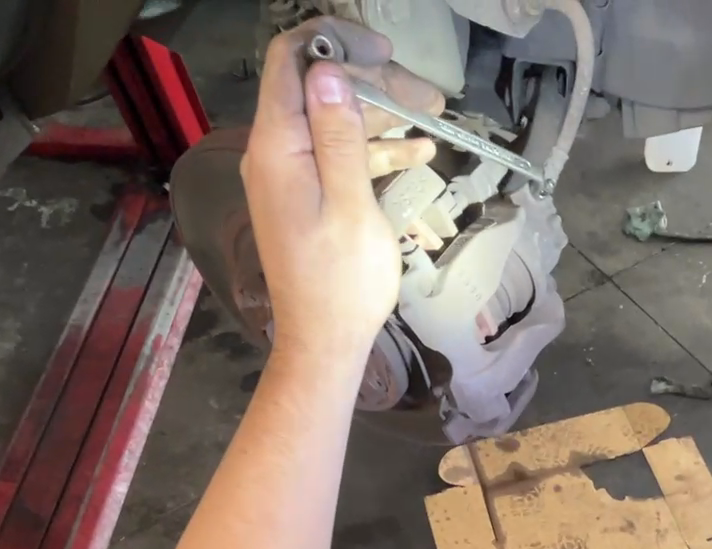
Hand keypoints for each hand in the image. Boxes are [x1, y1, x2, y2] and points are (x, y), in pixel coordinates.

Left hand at [242, 18, 442, 362]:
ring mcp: (291, 177)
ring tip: (435, 120)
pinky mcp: (308, 199)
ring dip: (384, 119)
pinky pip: (339, 160)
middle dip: (376, 86)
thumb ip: (339, 138)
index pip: (293, 62)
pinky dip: (375, 153)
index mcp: (279, 147)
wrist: (325, 342)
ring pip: (337, 125)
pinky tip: (418, 155)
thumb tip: (329, 72)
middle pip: (322, 92)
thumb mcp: (351, 207)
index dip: (338, 43)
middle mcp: (276, 153)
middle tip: (430, 97)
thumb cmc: (343, 282)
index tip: (387, 53)